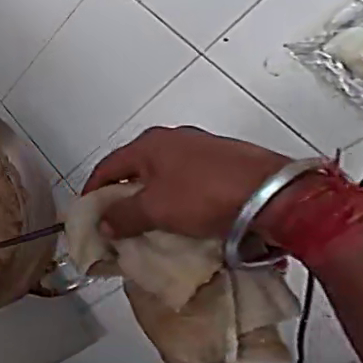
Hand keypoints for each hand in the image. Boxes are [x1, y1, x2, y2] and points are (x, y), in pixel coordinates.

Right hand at [80, 126, 292, 239]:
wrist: (276, 195)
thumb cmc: (206, 197)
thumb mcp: (155, 210)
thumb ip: (122, 216)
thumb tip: (104, 223)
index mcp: (149, 144)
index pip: (106, 167)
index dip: (92, 192)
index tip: (87, 214)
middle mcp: (173, 139)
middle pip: (134, 170)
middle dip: (122, 196)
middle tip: (115, 222)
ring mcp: (202, 148)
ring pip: (162, 175)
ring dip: (150, 198)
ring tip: (147, 223)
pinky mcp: (226, 162)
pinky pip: (187, 181)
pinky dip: (176, 198)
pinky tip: (180, 217)